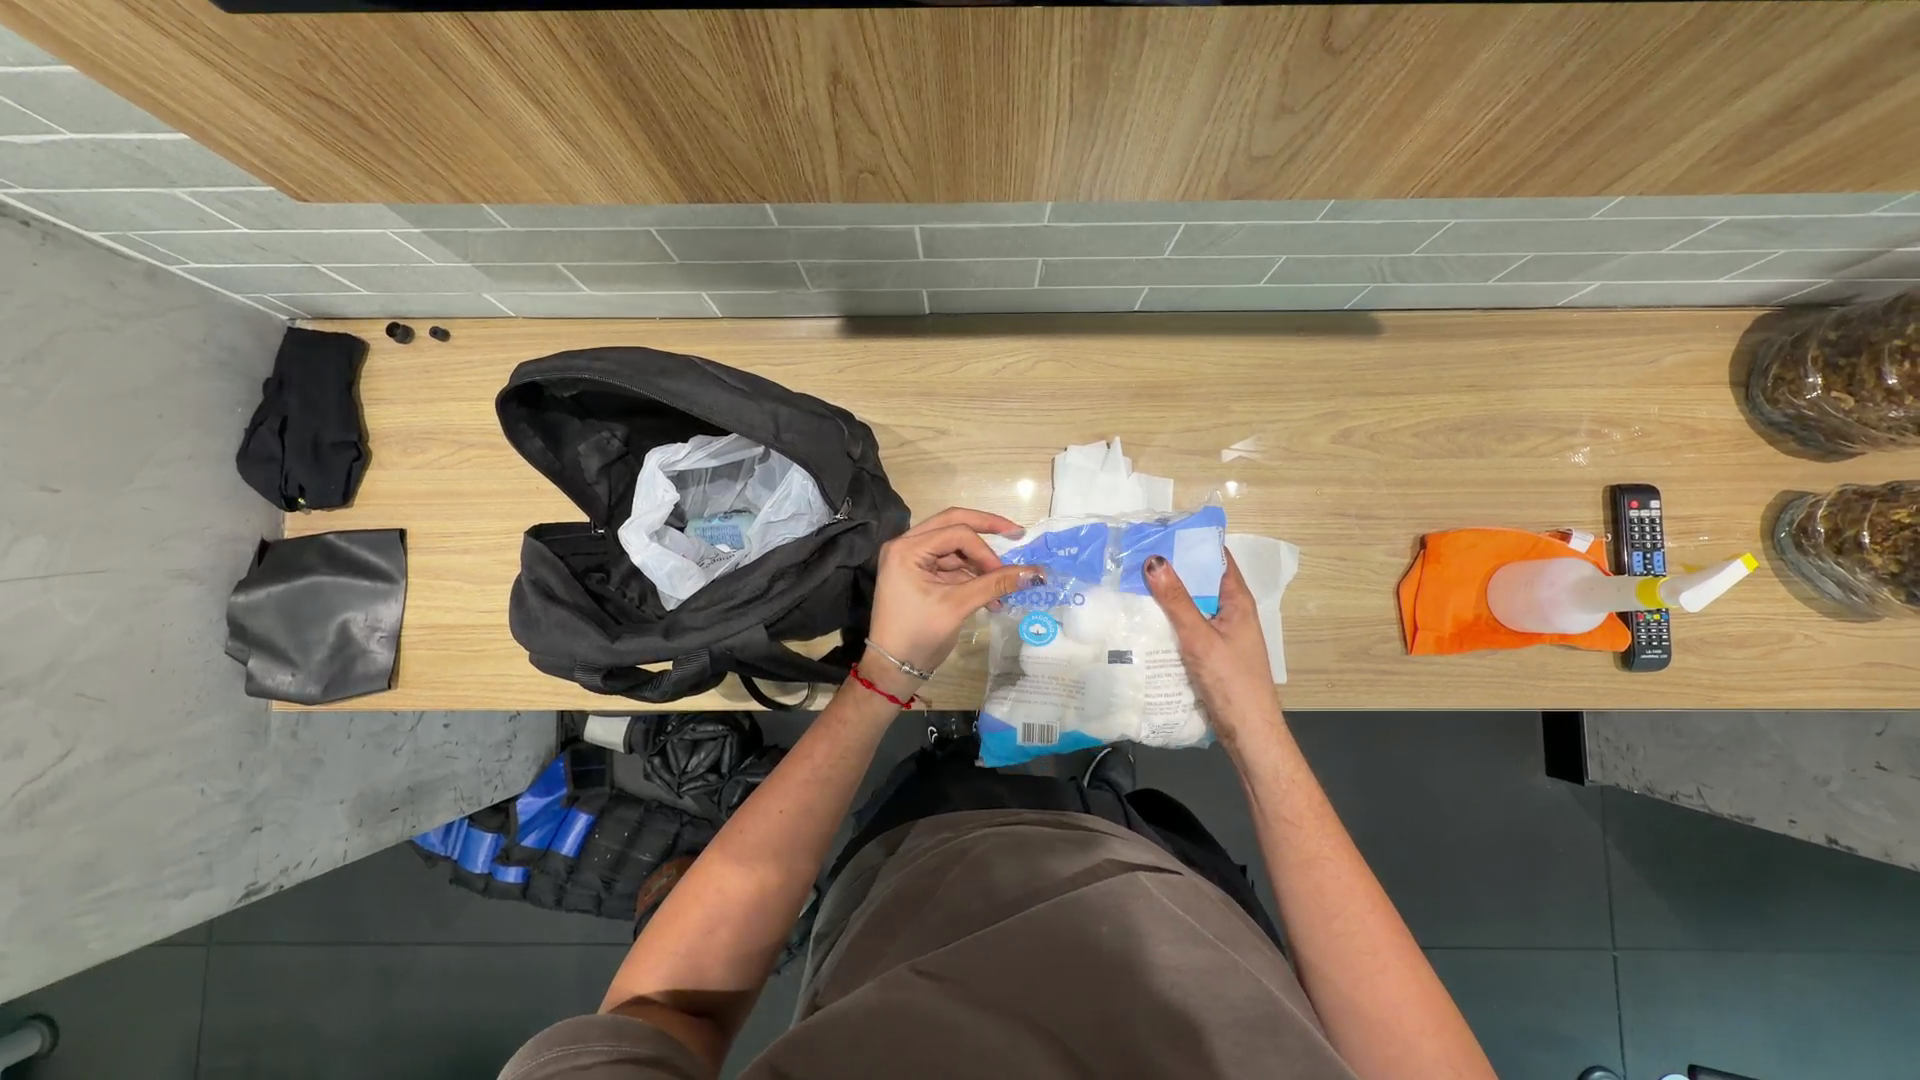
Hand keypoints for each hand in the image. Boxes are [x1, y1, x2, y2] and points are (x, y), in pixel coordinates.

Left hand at [863, 507, 1039, 694]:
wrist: (893, 668)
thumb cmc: (918, 634)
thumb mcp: (958, 606)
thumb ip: (995, 584)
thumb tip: (1037, 573)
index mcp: (906, 549)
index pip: (956, 532)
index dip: (985, 550)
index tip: (1004, 573)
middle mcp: (905, 546)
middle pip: (953, 525)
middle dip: (986, 530)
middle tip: (1016, 533)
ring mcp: (911, 560)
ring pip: (954, 547)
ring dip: (980, 563)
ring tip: (1003, 586)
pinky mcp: (919, 575)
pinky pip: (950, 565)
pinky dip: (971, 576)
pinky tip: (991, 594)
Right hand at [1143, 552, 1281, 741]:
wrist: (1248, 733)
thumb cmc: (1231, 682)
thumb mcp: (1200, 637)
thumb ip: (1177, 601)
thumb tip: (1155, 561)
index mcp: (1238, 602)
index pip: (1216, 559)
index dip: (1192, 543)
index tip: (1160, 533)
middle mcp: (1231, 614)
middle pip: (1200, 583)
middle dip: (1171, 571)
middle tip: (1133, 558)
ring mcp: (1220, 636)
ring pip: (1190, 608)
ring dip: (1166, 599)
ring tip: (1130, 584)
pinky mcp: (1209, 656)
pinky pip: (1185, 630)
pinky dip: (1167, 624)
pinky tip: (1142, 623)